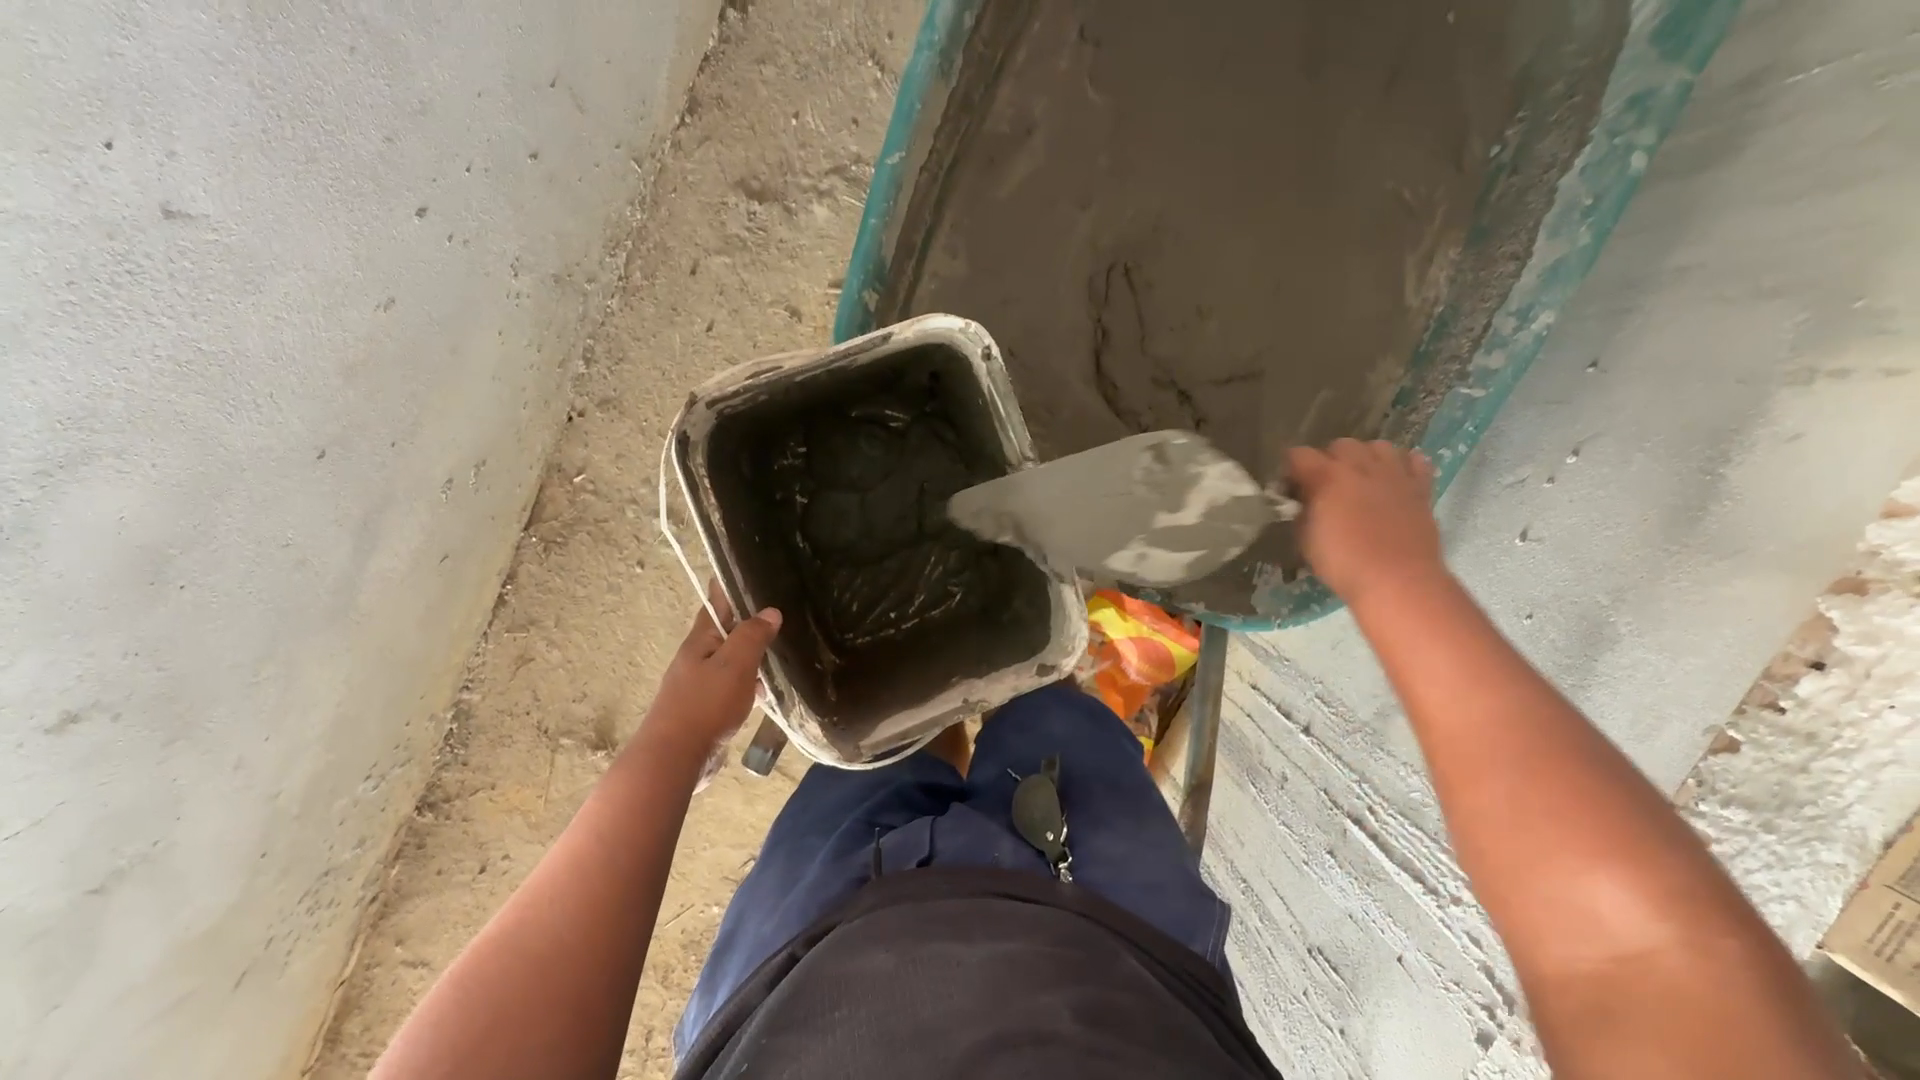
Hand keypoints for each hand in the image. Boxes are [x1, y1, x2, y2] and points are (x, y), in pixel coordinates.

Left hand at [634, 583, 780, 761]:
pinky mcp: (706, 712)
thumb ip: (752, 636)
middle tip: (779, 614)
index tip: (749, 572)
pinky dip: (749, 686)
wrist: (674, 759)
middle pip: (724, 633)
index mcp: (700, 641)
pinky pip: (731, 690)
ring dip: (751, 657)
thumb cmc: (705, 705)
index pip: (715, 603)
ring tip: (780, 651)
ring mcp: (699, 687)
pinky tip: (765, 693)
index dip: (729, 587)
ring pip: (730, 663)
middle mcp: (696, 659)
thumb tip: (770, 612)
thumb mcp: (734, 664)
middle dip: (747, 623)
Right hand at [1288, 439, 1445, 605]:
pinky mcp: (1420, 487)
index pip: (1298, 455)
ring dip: (1367, 458)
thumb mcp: (1306, 540)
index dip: (1291, 469)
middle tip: (1327, 486)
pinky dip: (1404, 466)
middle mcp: (1360, 466)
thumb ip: (1302, 512)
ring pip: (1379, 446)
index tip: (1290, 489)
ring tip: (1362, 479)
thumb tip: (1303, 503)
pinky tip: (1396, 481)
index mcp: (1326, 477)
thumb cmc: (1344, 564)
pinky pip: (1415, 461)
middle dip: (1329, 460)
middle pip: (1340, 445)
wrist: (1398, 580)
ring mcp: (1394, 474)